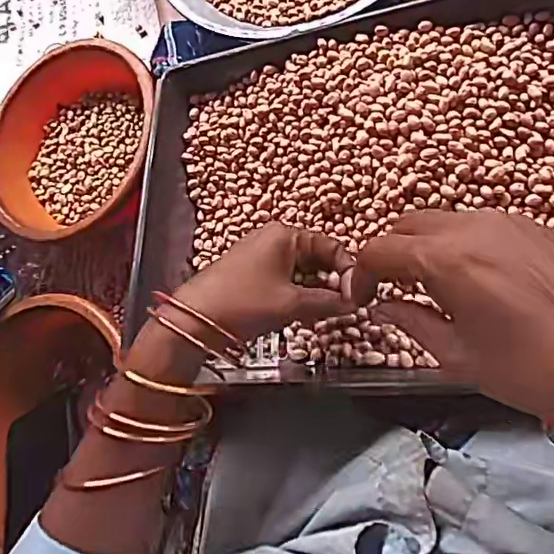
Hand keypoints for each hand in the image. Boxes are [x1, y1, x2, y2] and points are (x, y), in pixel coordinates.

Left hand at [171, 222, 355, 342]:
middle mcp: (274, 238)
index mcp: (286, 234)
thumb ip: (328, 302)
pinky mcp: (252, 273)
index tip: (359, 297)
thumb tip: (353, 303)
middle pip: (319, 258)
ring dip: (316, 292)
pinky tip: (303, 314)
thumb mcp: (292, 303)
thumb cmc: (242, 302)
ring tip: (326, 314)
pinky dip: (298, 295)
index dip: (349, 272)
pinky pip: (286, 280)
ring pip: (303, 271)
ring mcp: (262, 255)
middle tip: (346, 308)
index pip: (333, 247)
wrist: (194, 320)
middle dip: (333, 283)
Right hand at [352, 209, 553, 436]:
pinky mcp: (537, 228)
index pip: (379, 249)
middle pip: (407, 226)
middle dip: (390, 255)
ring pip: (443, 221)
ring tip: (430, 288)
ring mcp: (509, 222)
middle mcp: (475, 226)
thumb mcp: (460, 357)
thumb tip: (384, 307)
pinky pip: (479, 225)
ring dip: (423, 247)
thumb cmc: (540, 373)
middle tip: (389, 292)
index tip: (360, 298)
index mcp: (447, 258)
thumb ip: (411, 321)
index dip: (360, 274)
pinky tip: (471, 280)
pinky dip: (459, 244)